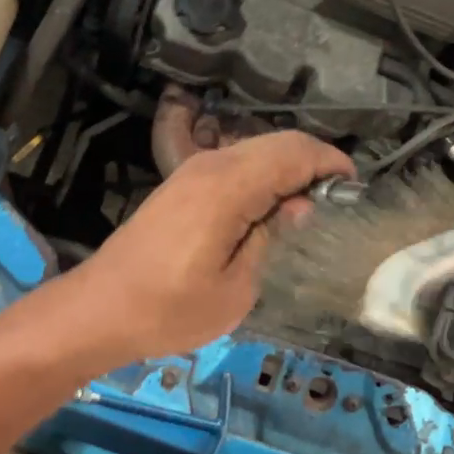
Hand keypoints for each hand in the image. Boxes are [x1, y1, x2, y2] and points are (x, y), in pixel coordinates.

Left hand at [61, 131, 353, 363]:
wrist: (98, 310)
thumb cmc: (170, 310)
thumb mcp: (236, 288)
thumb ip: (270, 237)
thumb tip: (300, 205)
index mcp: (227, 186)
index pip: (293, 152)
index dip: (329, 162)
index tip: (355, 187)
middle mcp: (210, 165)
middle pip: (276, 143)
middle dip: (313, 161)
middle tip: (338, 198)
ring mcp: (191, 171)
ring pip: (255, 149)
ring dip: (288, 166)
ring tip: (311, 203)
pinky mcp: (181, 184)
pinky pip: (235, 163)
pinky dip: (263, 173)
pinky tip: (272, 205)